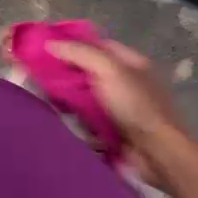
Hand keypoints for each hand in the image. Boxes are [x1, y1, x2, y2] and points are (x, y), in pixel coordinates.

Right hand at [49, 39, 197, 184]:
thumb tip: (49, 44)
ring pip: (85, 99)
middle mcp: (126, 83)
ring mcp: (120, 109)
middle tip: (39, 76)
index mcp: (131, 63)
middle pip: (89, 73)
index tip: (46, 47)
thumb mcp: (108, 70)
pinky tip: (60, 121)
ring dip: (69, 102)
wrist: (157, 153)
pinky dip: (77, 122)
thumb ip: (80, 53)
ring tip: (45, 100)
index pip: (98, 45)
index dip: (73, 44)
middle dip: (67, 75)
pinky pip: (88, 122)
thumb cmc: (135, 105)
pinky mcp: (114, 133)